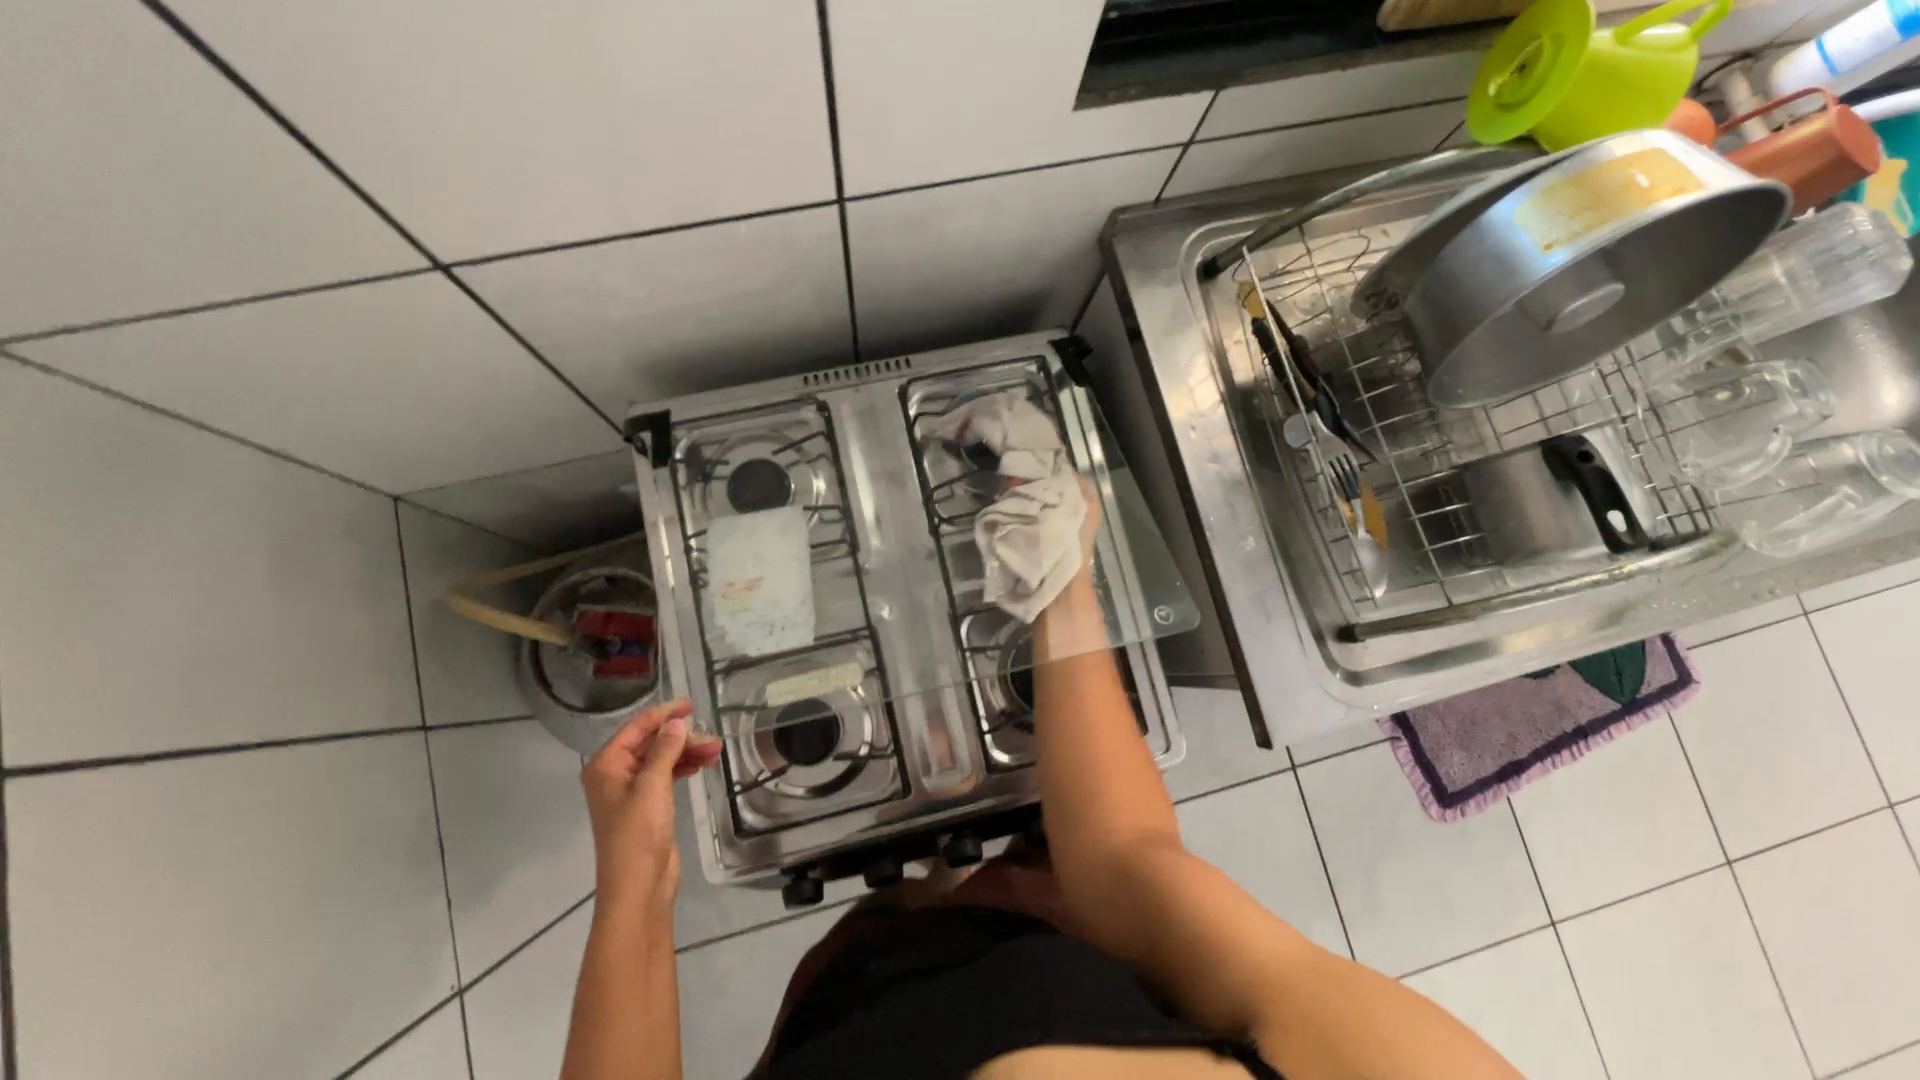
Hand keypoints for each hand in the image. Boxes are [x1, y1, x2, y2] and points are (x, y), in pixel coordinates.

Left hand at [580, 698, 722, 913]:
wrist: (638, 886)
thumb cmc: (638, 833)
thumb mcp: (652, 786)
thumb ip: (665, 750)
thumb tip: (676, 723)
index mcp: (606, 766)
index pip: (636, 728)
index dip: (663, 714)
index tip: (690, 704)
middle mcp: (615, 775)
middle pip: (650, 744)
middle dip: (681, 737)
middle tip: (713, 739)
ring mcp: (632, 792)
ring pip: (661, 760)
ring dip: (686, 752)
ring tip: (716, 751)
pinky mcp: (648, 808)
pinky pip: (666, 776)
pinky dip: (683, 768)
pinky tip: (702, 765)